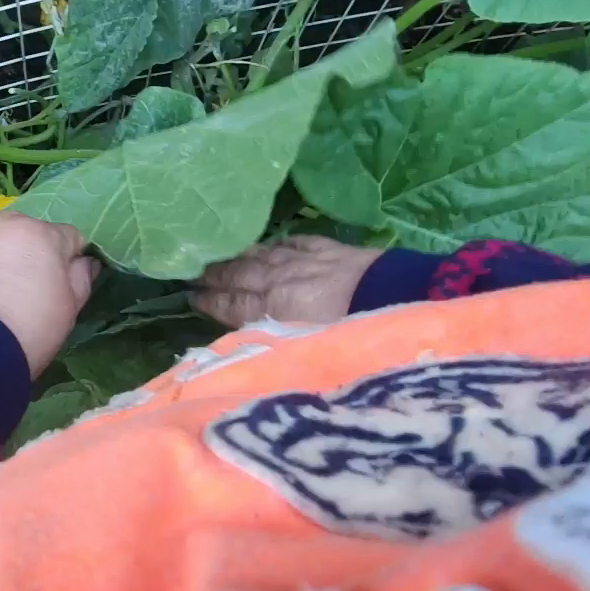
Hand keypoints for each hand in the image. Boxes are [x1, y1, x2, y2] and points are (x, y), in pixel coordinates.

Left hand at [0, 213, 99, 375]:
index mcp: (40, 234)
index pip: (68, 238)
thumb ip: (80, 280)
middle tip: (18, 294)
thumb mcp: (67, 311)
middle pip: (22, 235)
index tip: (58, 288)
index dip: (67, 262)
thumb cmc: (25, 329)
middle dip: (24, 256)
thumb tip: (84, 262)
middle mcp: (0, 224)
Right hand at [195, 236, 383, 328]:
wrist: (399, 297)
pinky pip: (296, 242)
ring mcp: (304, 261)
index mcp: (271, 307)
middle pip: (240, 276)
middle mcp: (279, 280)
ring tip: (222, 256)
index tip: (190, 296)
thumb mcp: (303, 347)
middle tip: (195, 273)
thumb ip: (271, 342)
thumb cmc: (350, 333)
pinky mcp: (330, 249)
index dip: (209, 300)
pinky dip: (280, 243)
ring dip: (240, 257)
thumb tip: (243, 345)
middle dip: (215, 275)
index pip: (231, 304)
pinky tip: (273, 243)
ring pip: (262, 256)